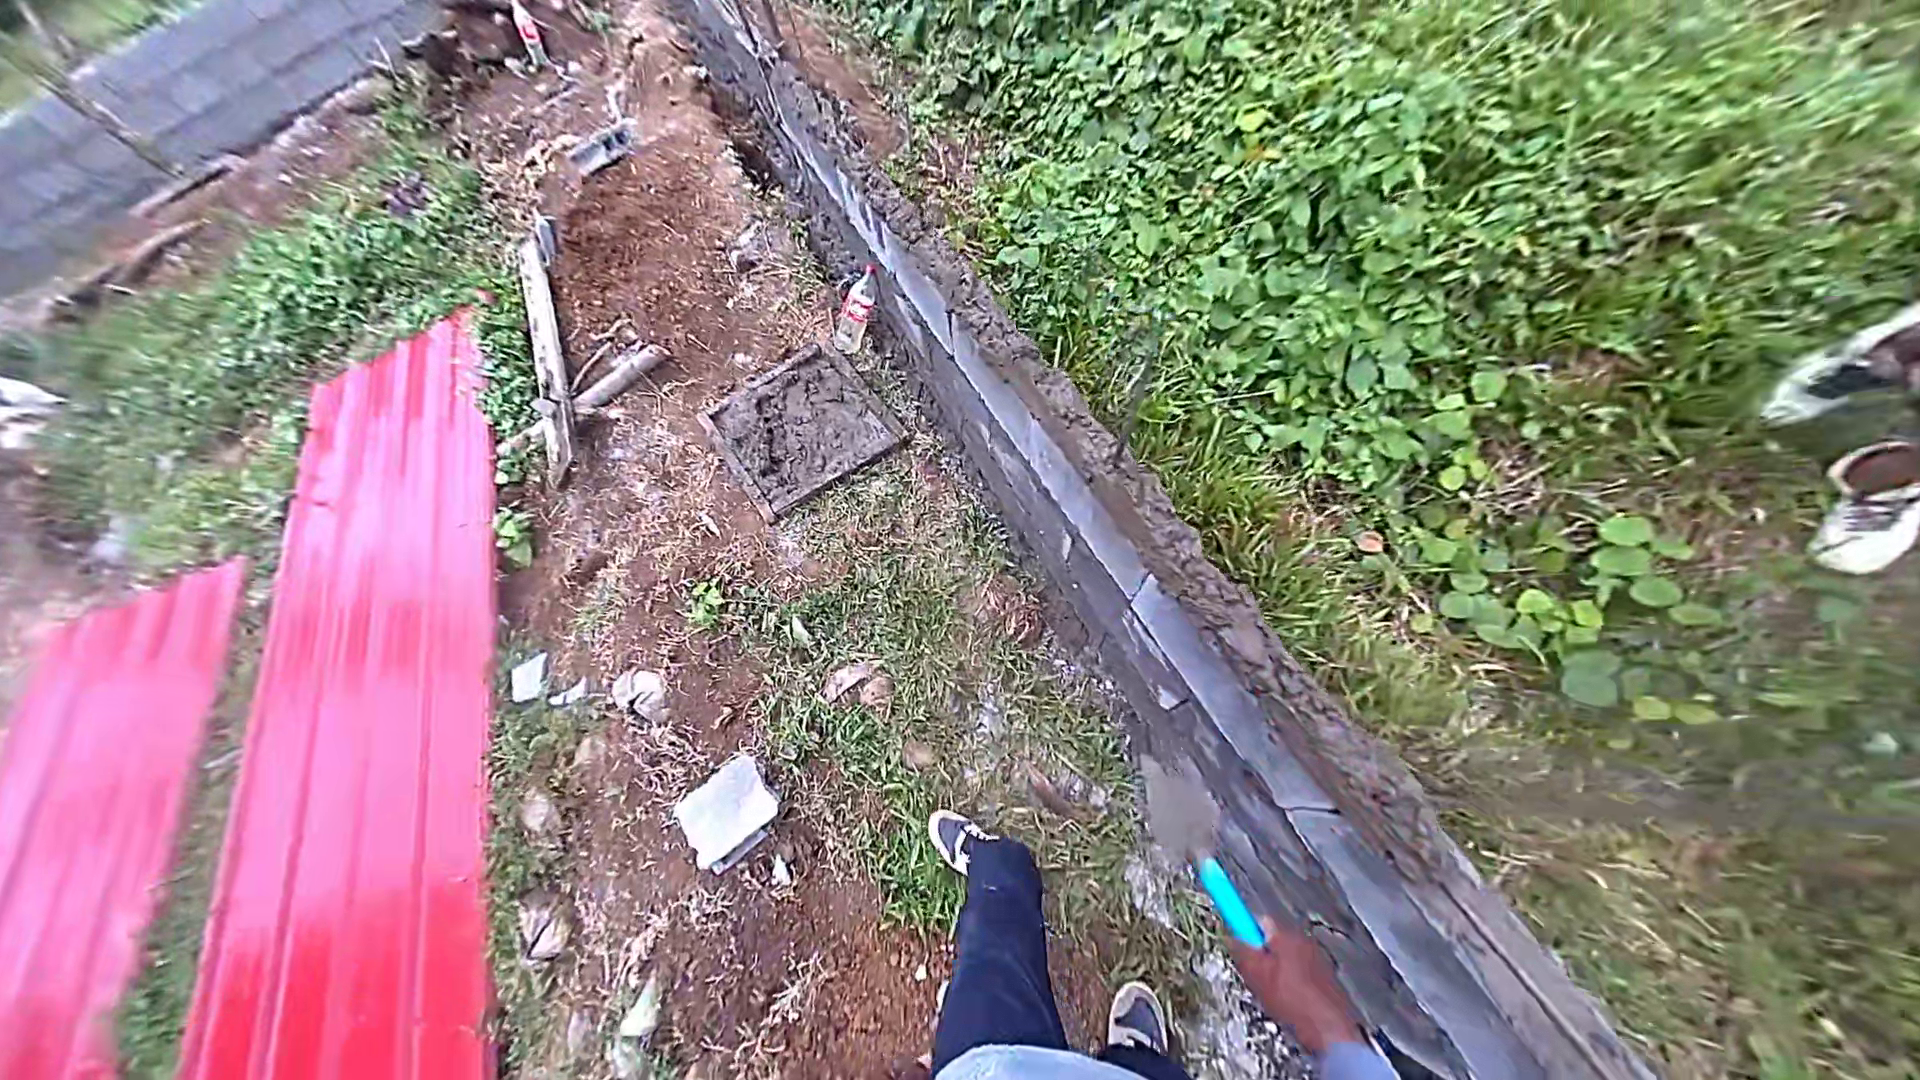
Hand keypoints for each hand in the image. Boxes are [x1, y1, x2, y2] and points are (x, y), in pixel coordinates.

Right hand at [1227, 917, 1365, 1054]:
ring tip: (1273, 993)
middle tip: (1255, 975)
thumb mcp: (1255, 973)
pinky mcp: (1329, 980)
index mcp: (1285, 933)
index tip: (1237, 938)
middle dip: (1262, 955)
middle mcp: (1304, 940)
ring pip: (1288, 958)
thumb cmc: (1292, 1000)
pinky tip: (1291, 1002)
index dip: (1244, 931)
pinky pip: (1303, 973)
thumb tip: (1229, 936)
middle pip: (1272, 940)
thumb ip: (1239, 949)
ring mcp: (1320, 960)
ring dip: (1278, 970)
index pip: (1257, 919)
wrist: (1331, 1033)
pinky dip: (1295, 983)